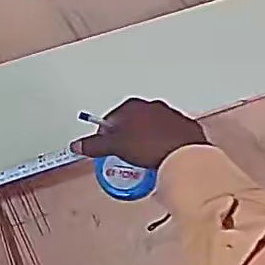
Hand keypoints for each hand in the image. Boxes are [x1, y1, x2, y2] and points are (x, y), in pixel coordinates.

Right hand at [70, 98, 207, 168]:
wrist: (184, 158)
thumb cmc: (148, 146)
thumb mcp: (112, 147)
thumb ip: (92, 145)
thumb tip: (77, 145)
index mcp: (132, 106)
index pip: (111, 118)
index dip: (106, 134)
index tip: (107, 145)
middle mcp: (153, 106)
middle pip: (132, 121)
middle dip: (126, 135)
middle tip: (124, 152)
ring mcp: (171, 116)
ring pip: (152, 127)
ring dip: (145, 139)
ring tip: (143, 158)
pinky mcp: (187, 128)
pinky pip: (169, 135)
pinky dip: (163, 143)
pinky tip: (160, 156)